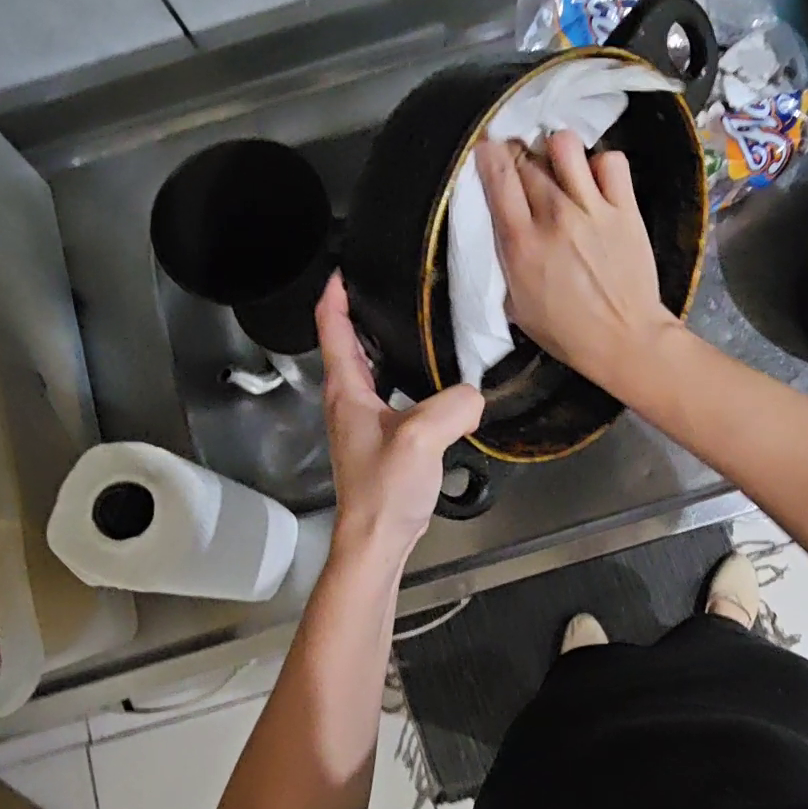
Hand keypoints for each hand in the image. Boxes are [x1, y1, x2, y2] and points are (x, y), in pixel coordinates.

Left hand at [316, 274, 483, 558]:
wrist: (377, 540)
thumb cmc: (384, 491)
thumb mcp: (421, 437)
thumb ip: (452, 406)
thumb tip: (476, 395)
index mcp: (346, 390)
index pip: (331, 328)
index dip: (336, 295)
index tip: (346, 268)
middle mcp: (349, 402)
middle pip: (348, 345)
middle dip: (362, 315)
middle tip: (390, 290)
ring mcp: (363, 423)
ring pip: (371, 372)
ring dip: (385, 347)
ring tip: (417, 328)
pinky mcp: (381, 442)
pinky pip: (391, 396)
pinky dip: (406, 379)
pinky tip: (434, 384)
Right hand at [475, 131, 680, 388]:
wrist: (624, 340)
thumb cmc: (567, 331)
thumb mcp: (516, 305)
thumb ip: (504, 261)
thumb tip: (499, 227)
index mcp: (522, 244)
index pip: (497, 175)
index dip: (489, 155)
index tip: (489, 156)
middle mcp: (555, 217)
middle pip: (527, 160)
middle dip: (519, 158)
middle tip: (523, 173)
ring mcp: (593, 209)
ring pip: (565, 147)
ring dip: (556, 152)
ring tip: (558, 169)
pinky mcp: (625, 209)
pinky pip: (611, 161)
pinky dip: (600, 165)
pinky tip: (594, 183)